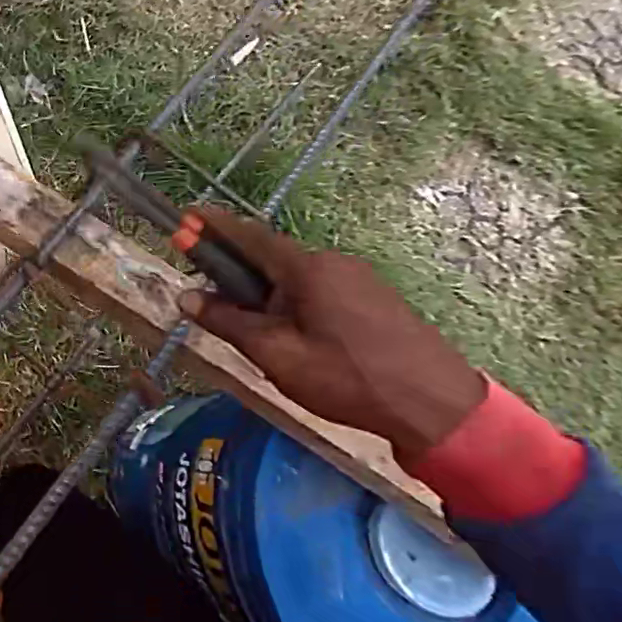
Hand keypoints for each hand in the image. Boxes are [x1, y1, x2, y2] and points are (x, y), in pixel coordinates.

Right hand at [175, 208, 485, 462]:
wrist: (436, 407)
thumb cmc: (346, 379)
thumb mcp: (275, 353)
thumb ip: (228, 321)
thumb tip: (187, 297)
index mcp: (307, 269)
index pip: (248, 236)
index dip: (213, 226)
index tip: (185, 214)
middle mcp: (332, 262)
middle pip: (268, 257)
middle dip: (233, 269)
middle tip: (207, 297)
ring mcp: (356, 277)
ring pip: (291, 276)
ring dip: (261, 291)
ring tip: (249, 330)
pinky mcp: (371, 297)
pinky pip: (314, 288)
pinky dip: (287, 300)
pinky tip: (285, 333)